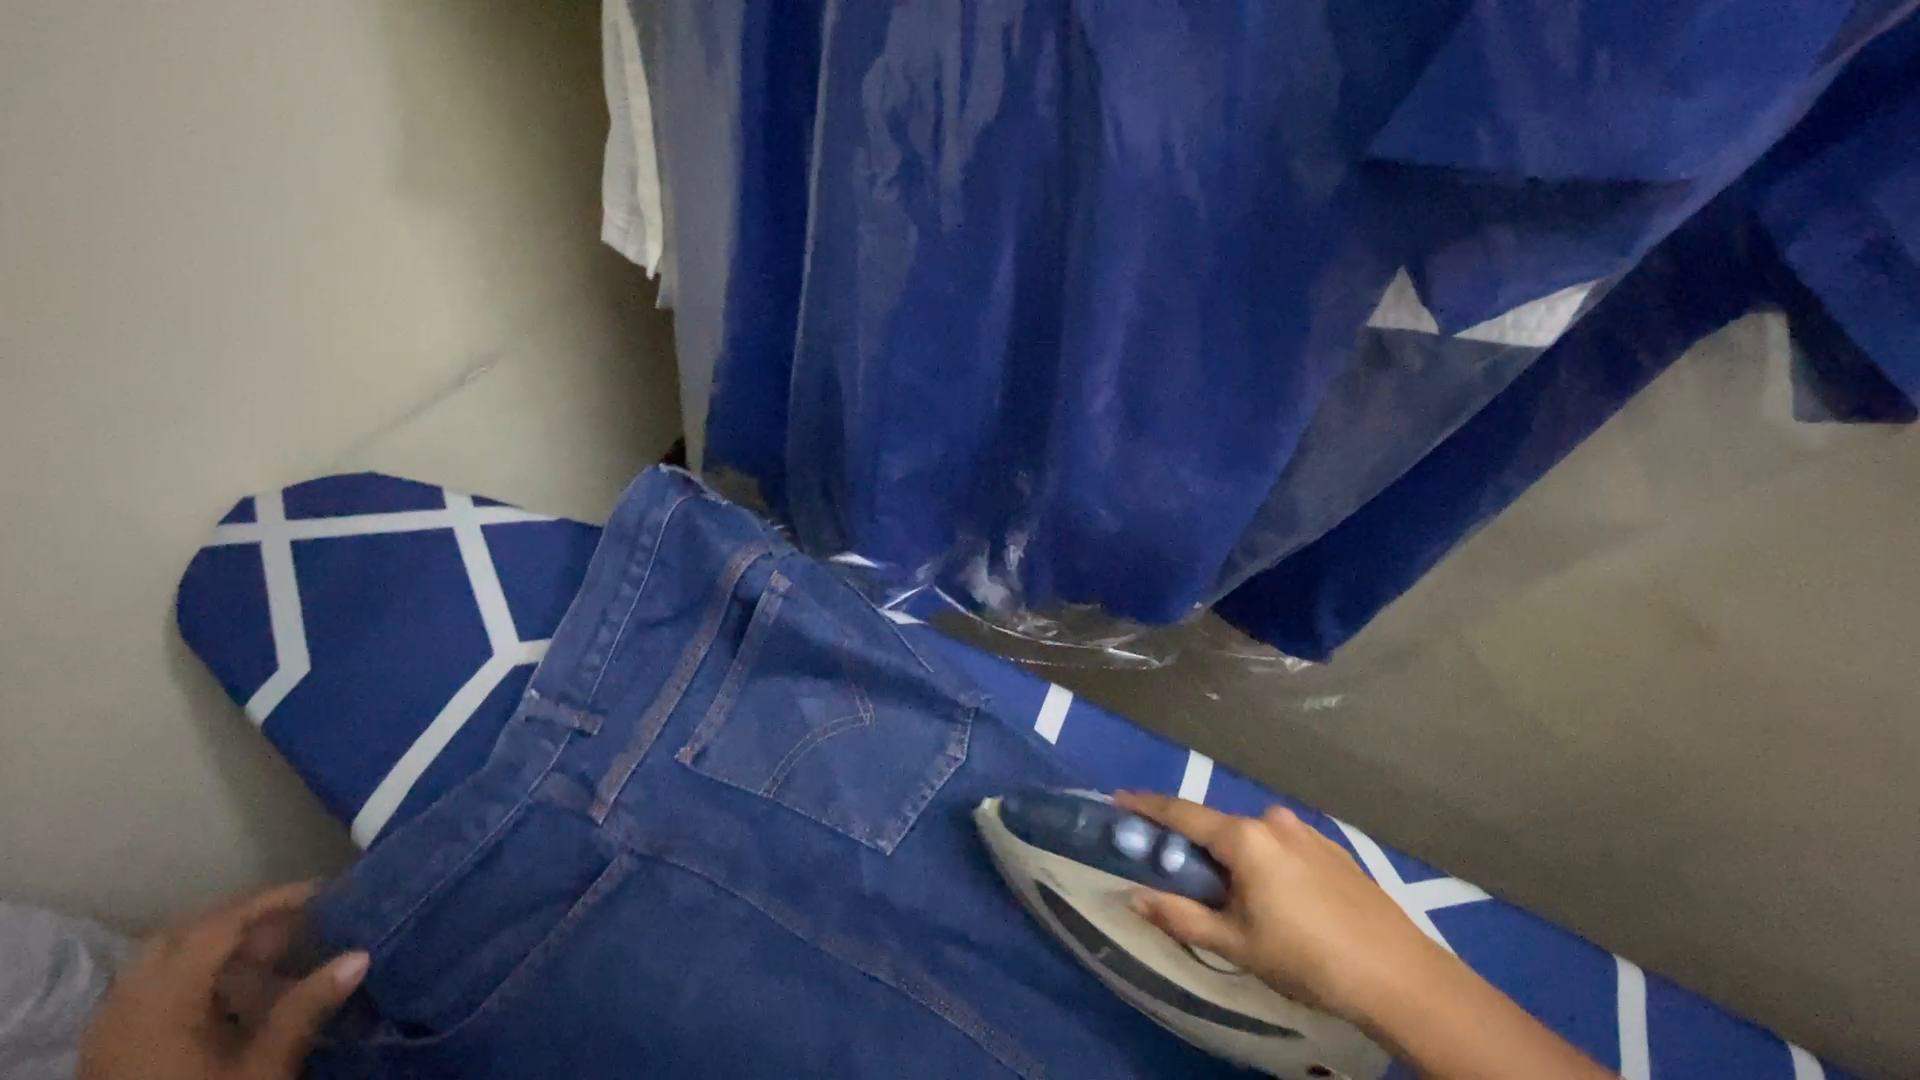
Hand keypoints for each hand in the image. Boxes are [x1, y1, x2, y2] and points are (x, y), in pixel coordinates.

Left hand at [79, 882, 368, 1079]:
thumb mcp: (265, 1068)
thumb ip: (306, 1008)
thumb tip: (360, 956)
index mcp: (163, 1001)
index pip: (216, 926)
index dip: (269, 901)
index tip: (321, 892)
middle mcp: (126, 1005)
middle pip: (181, 935)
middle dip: (240, 918)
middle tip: (295, 919)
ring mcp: (109, 1031)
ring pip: (161, 962)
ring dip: (215, 947)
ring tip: (269, 953)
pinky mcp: (107, 1054)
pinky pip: (147, 990)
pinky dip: (192, 976)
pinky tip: (228, 994)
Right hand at [1115, 794, 1617, 1078]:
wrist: (1399, 975)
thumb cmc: (1306, 958)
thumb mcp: (1235, 943)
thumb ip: (1181, 916)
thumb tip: (1135, 895)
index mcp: (1245, 837)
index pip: (1181, 813)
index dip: (1146, 807)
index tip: (1117, 801)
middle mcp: (1273, 822)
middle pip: (1217, 826)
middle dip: (1193, 845)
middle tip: (1176, 874)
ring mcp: (1307, 833)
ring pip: (1252, 839)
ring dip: (1232, 858)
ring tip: (1233, 900)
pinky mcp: (1333, 851)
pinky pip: (1282, 848)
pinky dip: (1265, 864)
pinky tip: (1278, 902)